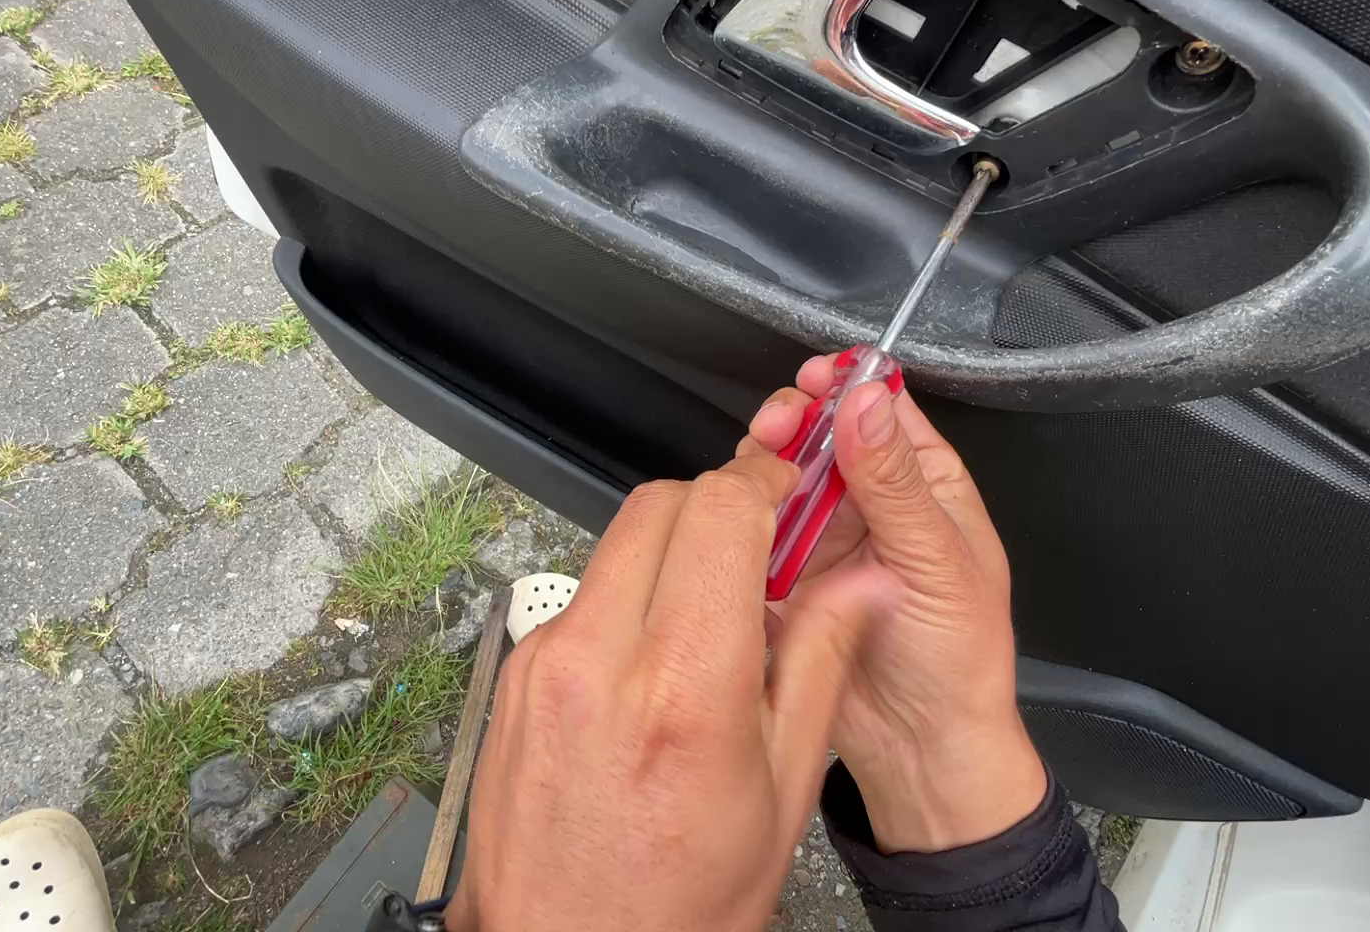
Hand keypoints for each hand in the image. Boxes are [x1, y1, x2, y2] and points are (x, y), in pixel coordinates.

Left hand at [447, 455, 882, 931]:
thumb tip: (853, 584)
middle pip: (660, 503)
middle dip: (716, 500)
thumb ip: (818, 662)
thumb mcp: (781, 789)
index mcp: (684, 690)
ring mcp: (544, 659)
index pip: (720, 516)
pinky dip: (632, 589)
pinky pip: (587, 589)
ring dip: (674, 543)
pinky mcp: (516, 668)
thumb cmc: (680, 899)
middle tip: (754, 535)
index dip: (761, 479)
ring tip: (708, 601)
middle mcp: (598, 659)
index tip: (782, 481)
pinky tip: (654, 646)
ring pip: (619, 539)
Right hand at [743, 354, 1046, 853]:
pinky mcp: (786, 567)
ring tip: (756, 469)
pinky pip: (757, 522)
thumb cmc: (955, 656)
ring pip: (783, 471)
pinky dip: (743, 508)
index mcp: (923, 483)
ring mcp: (823, 532)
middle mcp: (869, 499)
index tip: (817, 378)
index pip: (883, 409)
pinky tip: (739, 510)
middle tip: (776, 426)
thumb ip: (893, 482)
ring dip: (764, 459)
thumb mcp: (935, 561)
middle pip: (821, 432)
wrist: (916, 747)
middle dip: (793, 419)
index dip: (849, 385)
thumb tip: (865, 401)